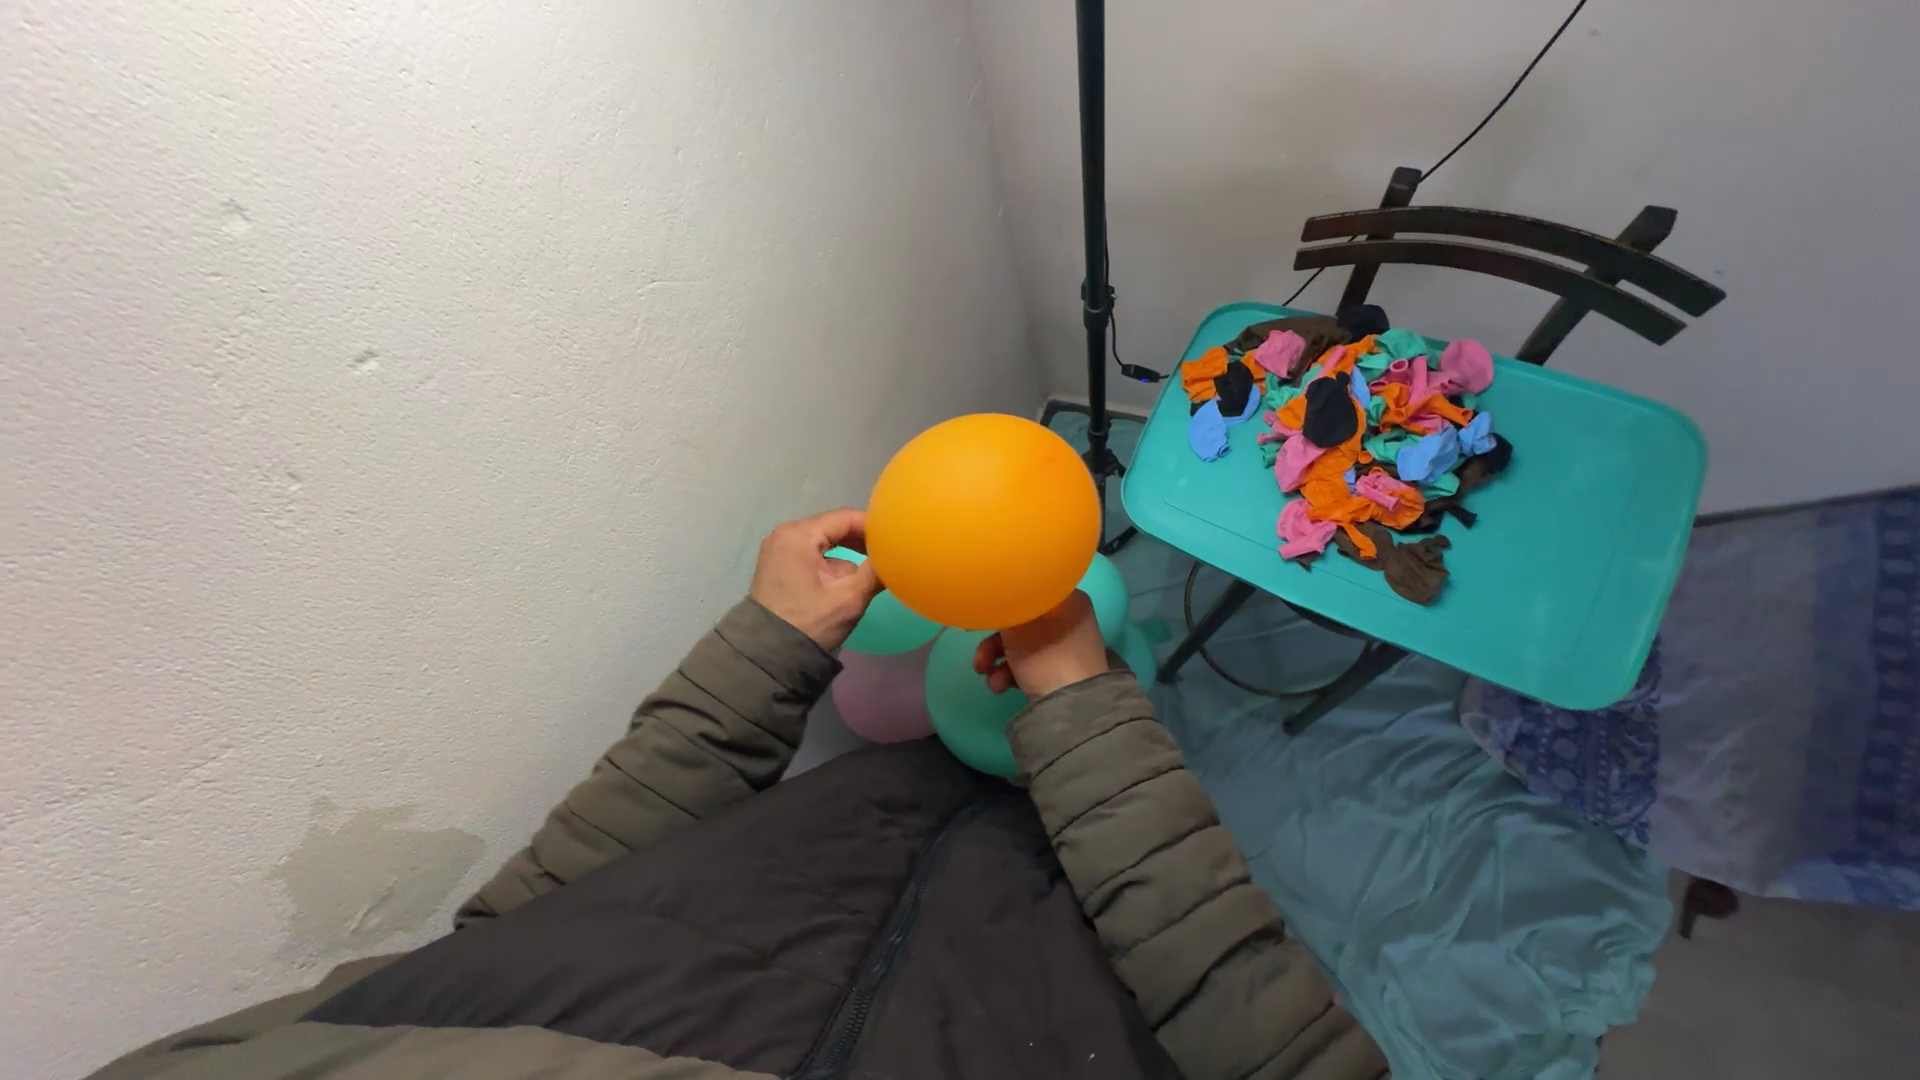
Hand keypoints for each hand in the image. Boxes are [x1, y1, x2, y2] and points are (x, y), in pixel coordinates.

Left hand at [749, 508, 883, 649]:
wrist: (768, 656)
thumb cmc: (808, 623)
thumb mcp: (848, 598)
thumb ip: (876, 571)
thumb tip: (898, 557)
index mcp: (798, 535)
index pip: (845, 518)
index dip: (874, 527)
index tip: (895, 540)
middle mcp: (785, 534)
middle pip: (834, 527)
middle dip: (862, 541)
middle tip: (888, 555)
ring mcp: (779, 549)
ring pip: (825, 542)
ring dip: (848, 554)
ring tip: (873, 569)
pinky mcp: (779, 566)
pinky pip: (813, 555)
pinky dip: (832, 563)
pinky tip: (848, 580)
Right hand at [972, 590, 1109, 698]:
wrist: (1073, 709)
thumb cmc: (1048, 657)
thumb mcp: (1019, 628)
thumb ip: (1003, 609)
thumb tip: (993, 597)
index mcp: (1068, 601)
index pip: (1031, 591)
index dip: (1003, 600)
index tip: (981, 612)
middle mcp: (1069, 621)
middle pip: (1021, 621)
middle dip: (993, 640)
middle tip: (979, 653)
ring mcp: (1063, 649)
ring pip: (1020, 645)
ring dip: (995, 659)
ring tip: (985, 673)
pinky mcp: (1057, 673)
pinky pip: (1027, 665)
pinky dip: (1009, 673)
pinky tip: (999, 686)